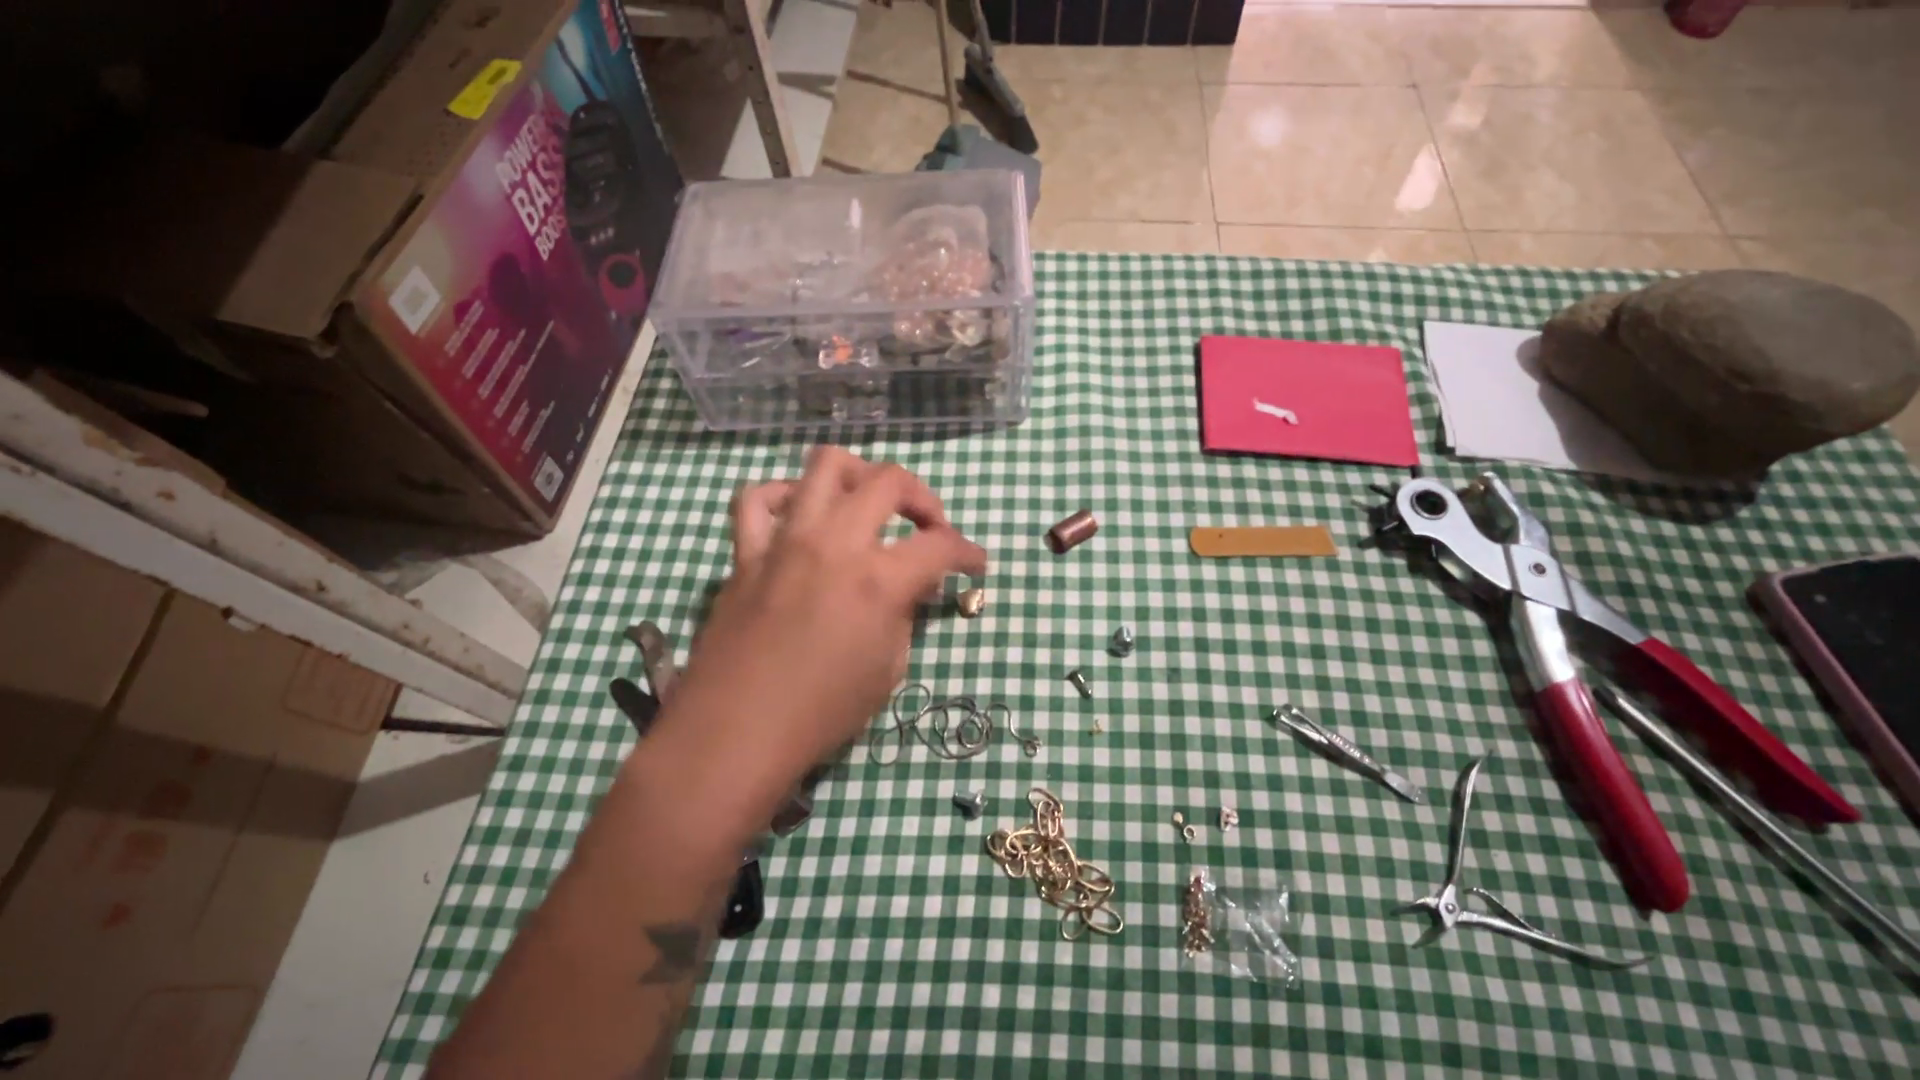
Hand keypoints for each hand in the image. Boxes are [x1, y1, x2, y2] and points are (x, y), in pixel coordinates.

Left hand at [664, 446, 987, 783]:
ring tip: (867, 505)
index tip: (975, 564)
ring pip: (825, 465)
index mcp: (877, 580)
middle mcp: (834, 543)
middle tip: (929, 528)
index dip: (969, 553)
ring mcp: (785, 541)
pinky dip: (783, 497)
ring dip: (859, 476)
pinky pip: (757, 499)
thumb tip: (910, 586)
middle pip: (889, 481)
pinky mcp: (746, 552)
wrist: (735, 732)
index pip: (941, 545)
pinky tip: (799, 517)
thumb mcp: (886, 671)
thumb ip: (904, 615)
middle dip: (924, 498)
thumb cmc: (820, 714)